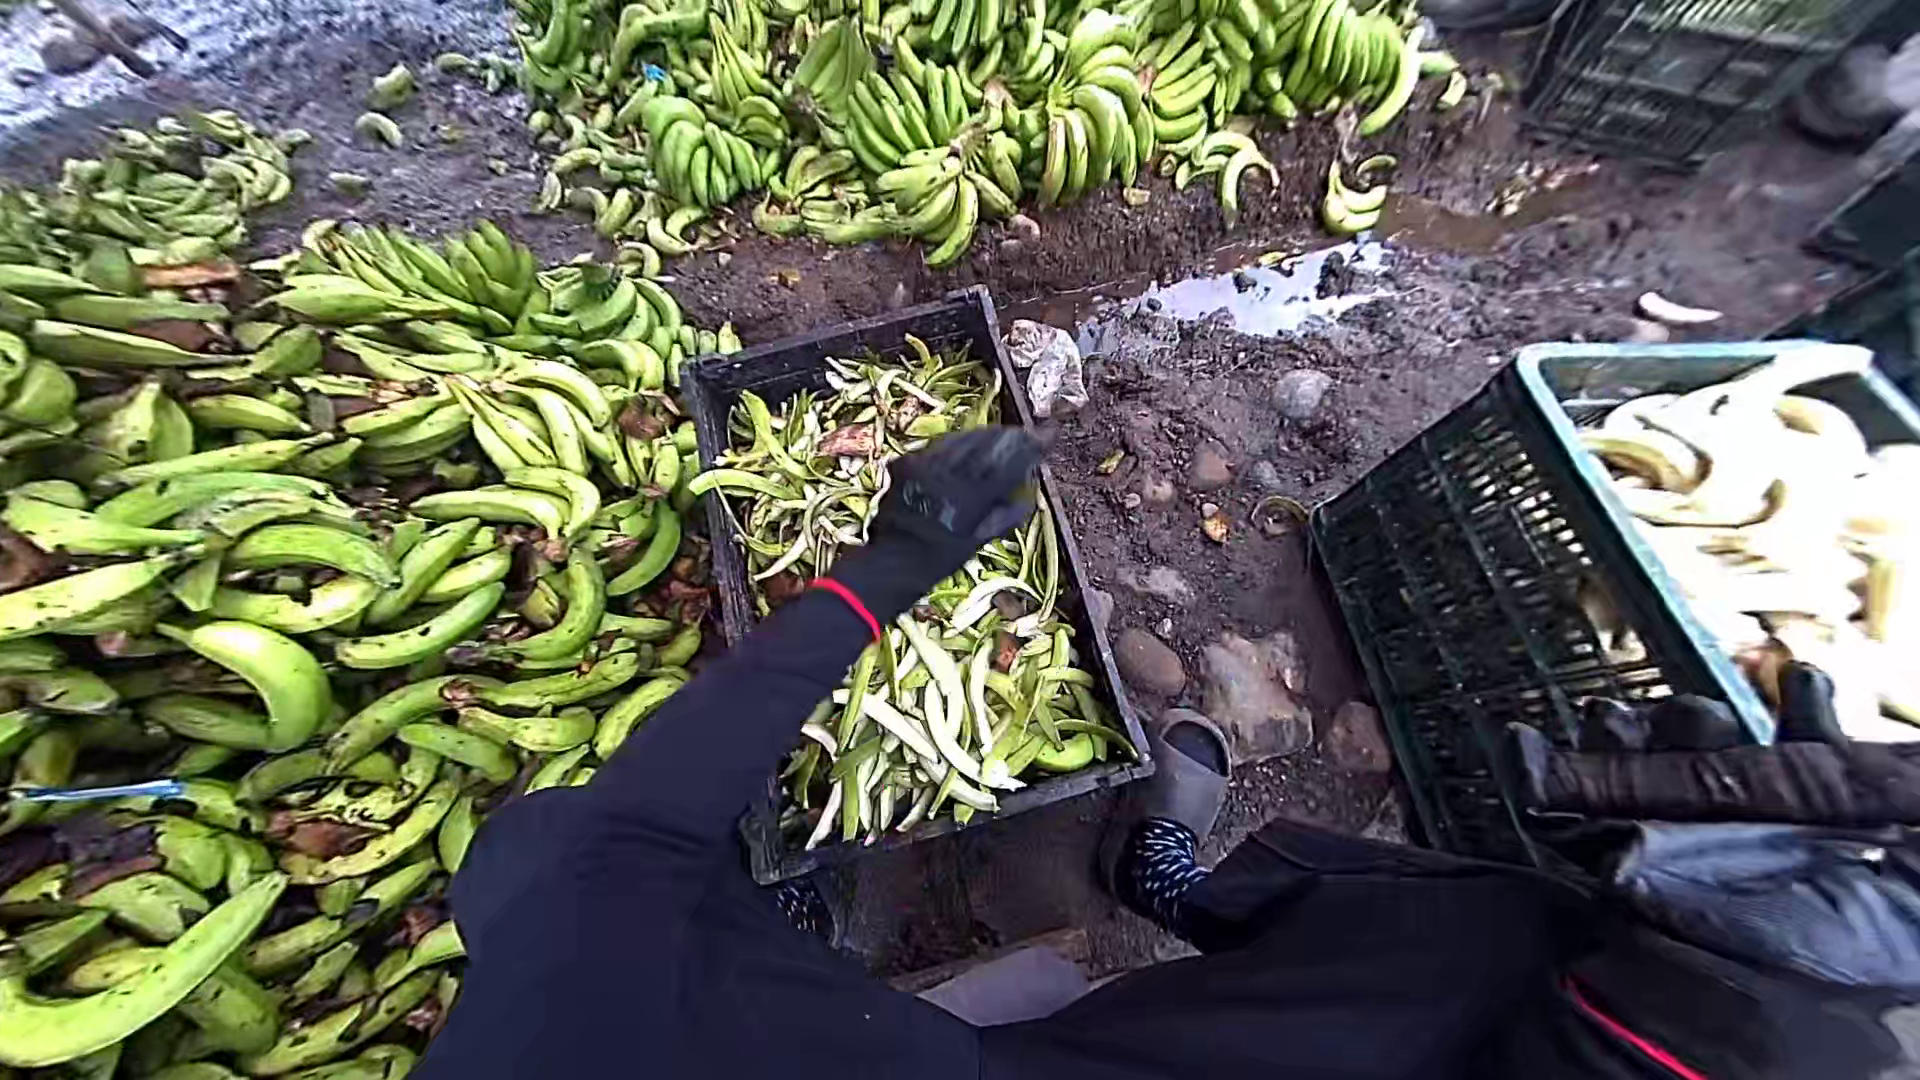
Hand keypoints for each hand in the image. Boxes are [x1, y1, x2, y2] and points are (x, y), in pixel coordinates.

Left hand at [829, 427, 1043, 621]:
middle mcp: (949, 475)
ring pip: (962, 438)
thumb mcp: (978, 541)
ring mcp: (926, 465)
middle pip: (986, 443)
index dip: (1030, 447)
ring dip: (983, 435)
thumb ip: (1005, 517)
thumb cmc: (939, 559)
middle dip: (1008, 436)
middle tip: (1024, 434)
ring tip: (998, 436)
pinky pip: (939, 445)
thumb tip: (1028, 498)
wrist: (893, 561)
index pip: (1008, 463)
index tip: (1047, 436)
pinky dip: (957, 442)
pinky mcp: (908, 462)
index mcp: (971, 497)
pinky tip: (965, 444)